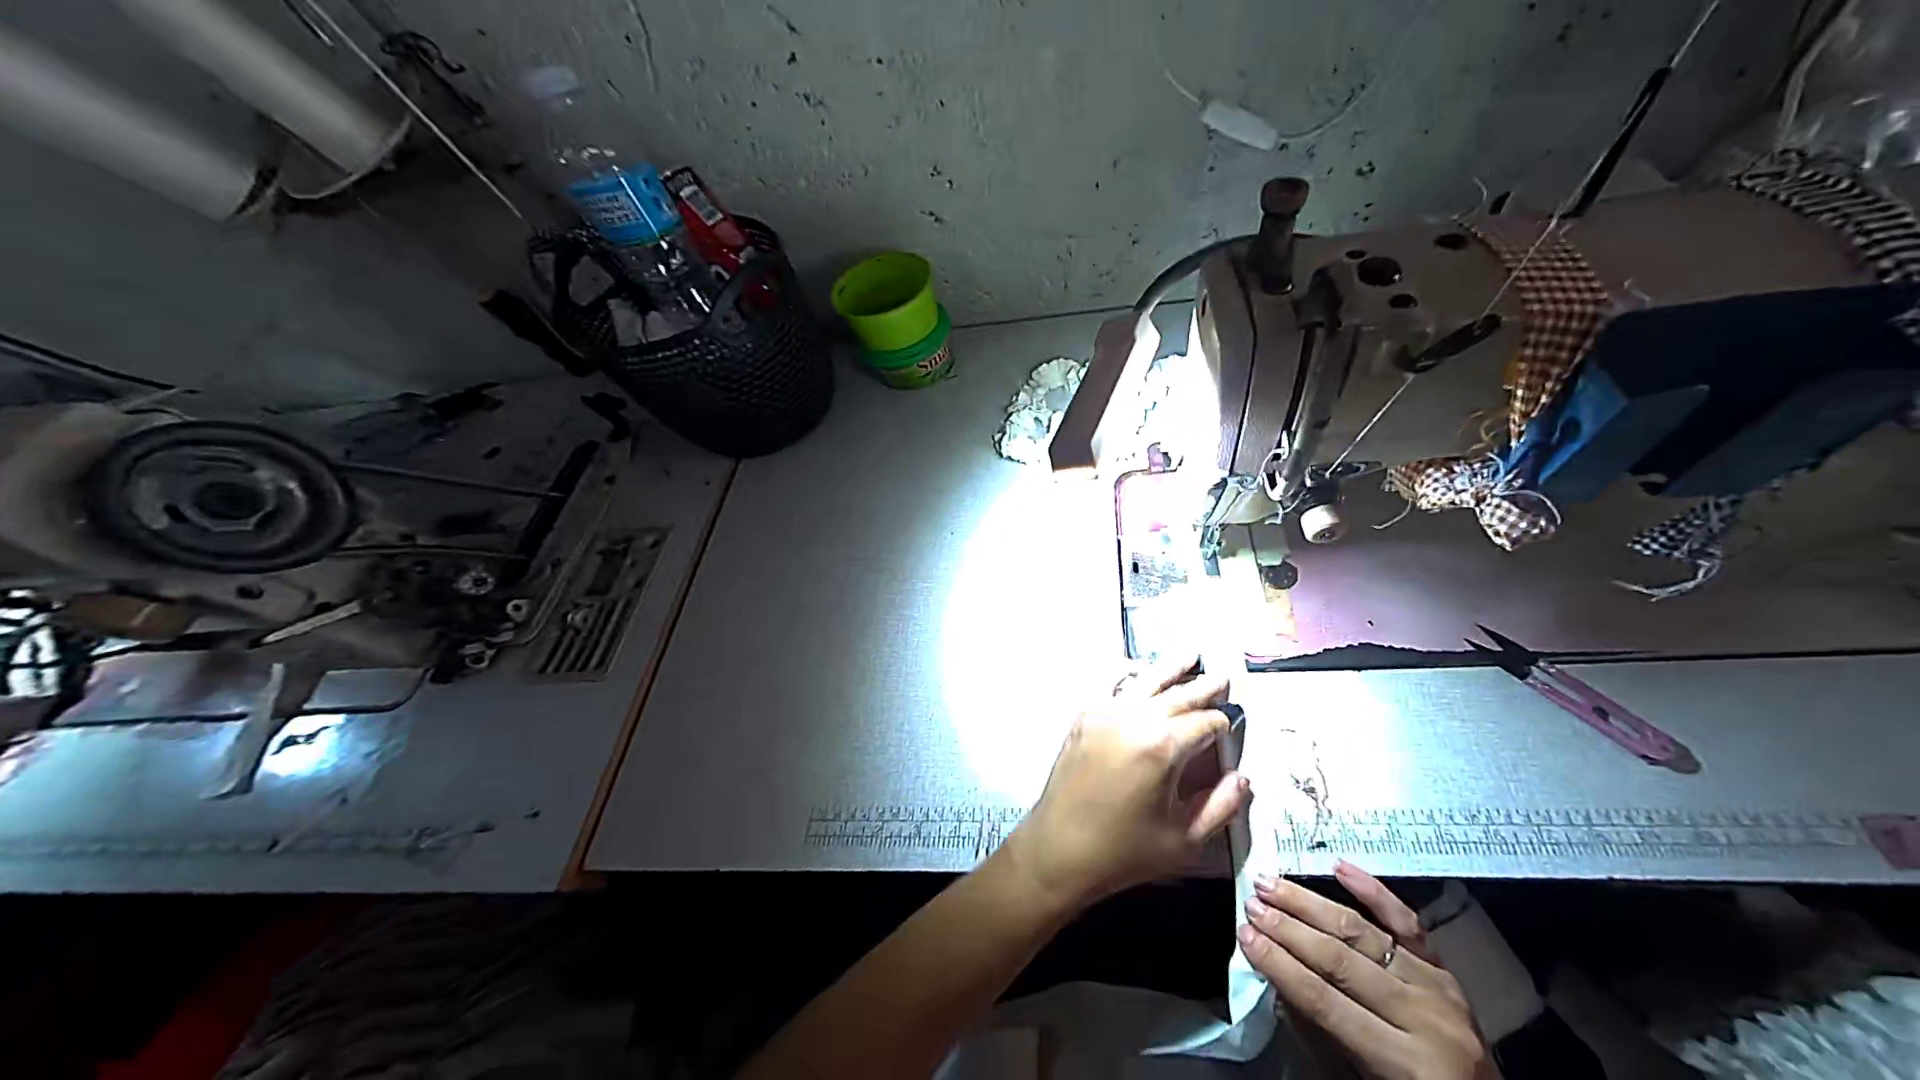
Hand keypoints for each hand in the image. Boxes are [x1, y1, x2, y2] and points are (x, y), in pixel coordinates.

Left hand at [998, 657, 1250, 910]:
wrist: (1058, 849)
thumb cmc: (1123, 851)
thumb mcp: (1184, 839)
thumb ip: (1220, 806)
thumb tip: (1242, 778)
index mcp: (1161, 746)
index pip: (1204, 723)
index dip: (1222, 724)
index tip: (1232, 724)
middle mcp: (1132, 718)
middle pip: (1177, 694)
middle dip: (1203, 686)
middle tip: (1223, 676)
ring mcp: (1104, 713)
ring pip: (1145, 681)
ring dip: (1170, 669)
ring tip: (1190, 655)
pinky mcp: (1084, 718)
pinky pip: (1114, 686)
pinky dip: (1132, 676)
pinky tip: (1141, 673)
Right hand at [1238, 863, 1492, 1079]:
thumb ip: (1322, 1038)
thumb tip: (1277, 980)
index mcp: (1410, 1064)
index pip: (1327, 1002)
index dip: (1281, 966)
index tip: (1244, 935)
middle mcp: (1428, 1020)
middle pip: (1343, 960)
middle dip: (1290, 929)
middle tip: (1252, 904)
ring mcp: (1440, 990)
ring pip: (1364, 933)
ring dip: (1311, 905)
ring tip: (1271, 885)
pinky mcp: (1446, 972)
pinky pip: (1408, 924)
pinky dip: (1374, 892)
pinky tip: (1340, 867)